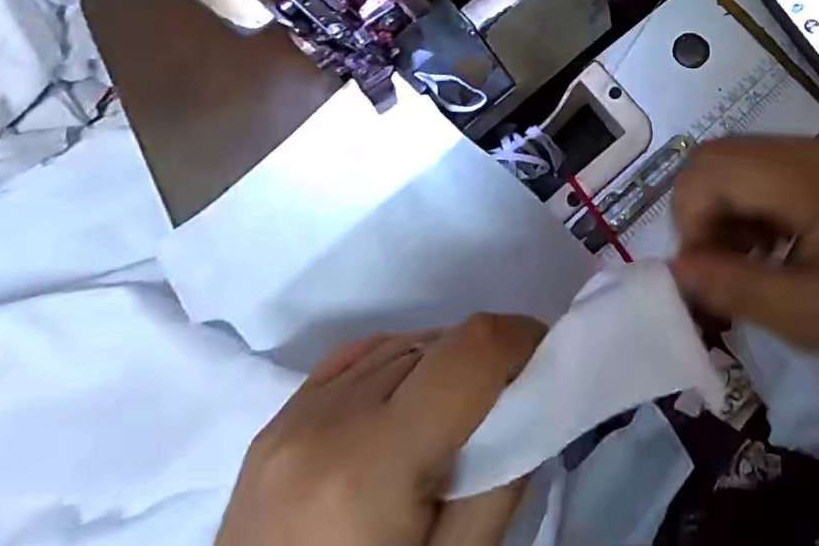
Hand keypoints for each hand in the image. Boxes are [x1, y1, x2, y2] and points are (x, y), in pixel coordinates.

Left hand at [216, 314, 544, 545]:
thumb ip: (502, 480)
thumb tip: (530, 401)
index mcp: (373, 464)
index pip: (469, 350)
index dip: (520, 339)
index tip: (546, 362)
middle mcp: (327, 422)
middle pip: (437, 343)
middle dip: (486, 360)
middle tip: (507, 407)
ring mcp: (290, 419)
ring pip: (399, 345)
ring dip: (442, 365)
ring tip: (453, 418)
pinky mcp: (272, 426)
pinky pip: (355, 360)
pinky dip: (397, 365)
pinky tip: (408, 404)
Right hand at [669, 137, 818, 359]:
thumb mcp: (801, 313)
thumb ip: (732, 287)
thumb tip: (675, 267)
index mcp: (798, 176)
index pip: (708, 171)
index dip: (691, 220)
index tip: (705, 273)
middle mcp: (795, 150)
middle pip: (709, 160)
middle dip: (697, 214)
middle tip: (715, 266)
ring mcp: (800, 154)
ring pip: (721, 165)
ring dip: (714, 213)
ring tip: (739, 261)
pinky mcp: (803, 167)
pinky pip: (743, 174)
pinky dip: (734, 210)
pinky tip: (758, 248)